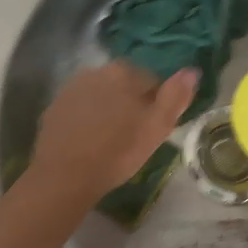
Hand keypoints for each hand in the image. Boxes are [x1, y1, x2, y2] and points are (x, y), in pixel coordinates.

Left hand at [30, 63, 198, 199]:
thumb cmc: (118, 151)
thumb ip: (176, 96)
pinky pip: (80, 108)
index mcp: (124, 72)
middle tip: (133, 136)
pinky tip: (89, 142)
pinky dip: (87, 119)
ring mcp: (71, 88)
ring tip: (110, 140)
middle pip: (124, 86)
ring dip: (108, 110)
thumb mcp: (157, 127)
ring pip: (101, 95)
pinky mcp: (54, 107)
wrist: (65, 176)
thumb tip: (192, 70)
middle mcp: (96, 71)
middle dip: (130, 104)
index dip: (155, 105)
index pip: (151, 82)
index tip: (152, 128)